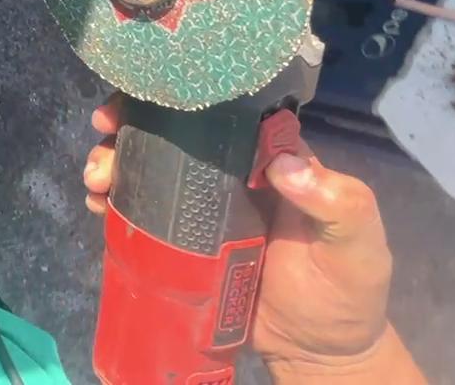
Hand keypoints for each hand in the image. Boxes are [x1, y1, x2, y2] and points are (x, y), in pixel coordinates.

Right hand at [82, 100, 394, 372]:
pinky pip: (136, 201)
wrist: (314, 351)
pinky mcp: (173, 227)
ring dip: (109, 162)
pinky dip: (109, 195)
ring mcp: (194, 198)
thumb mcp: (359, 252)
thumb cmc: (343, 293)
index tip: (129, 108)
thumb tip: (286, 165)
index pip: (213, 112)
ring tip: (95, 184)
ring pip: (142, 161)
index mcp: (264, 157)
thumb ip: (341, 208)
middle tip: (103, 155)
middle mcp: (223, 167)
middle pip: (163, 132)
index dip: (167, 103)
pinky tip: (97, 203)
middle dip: (122, 132)